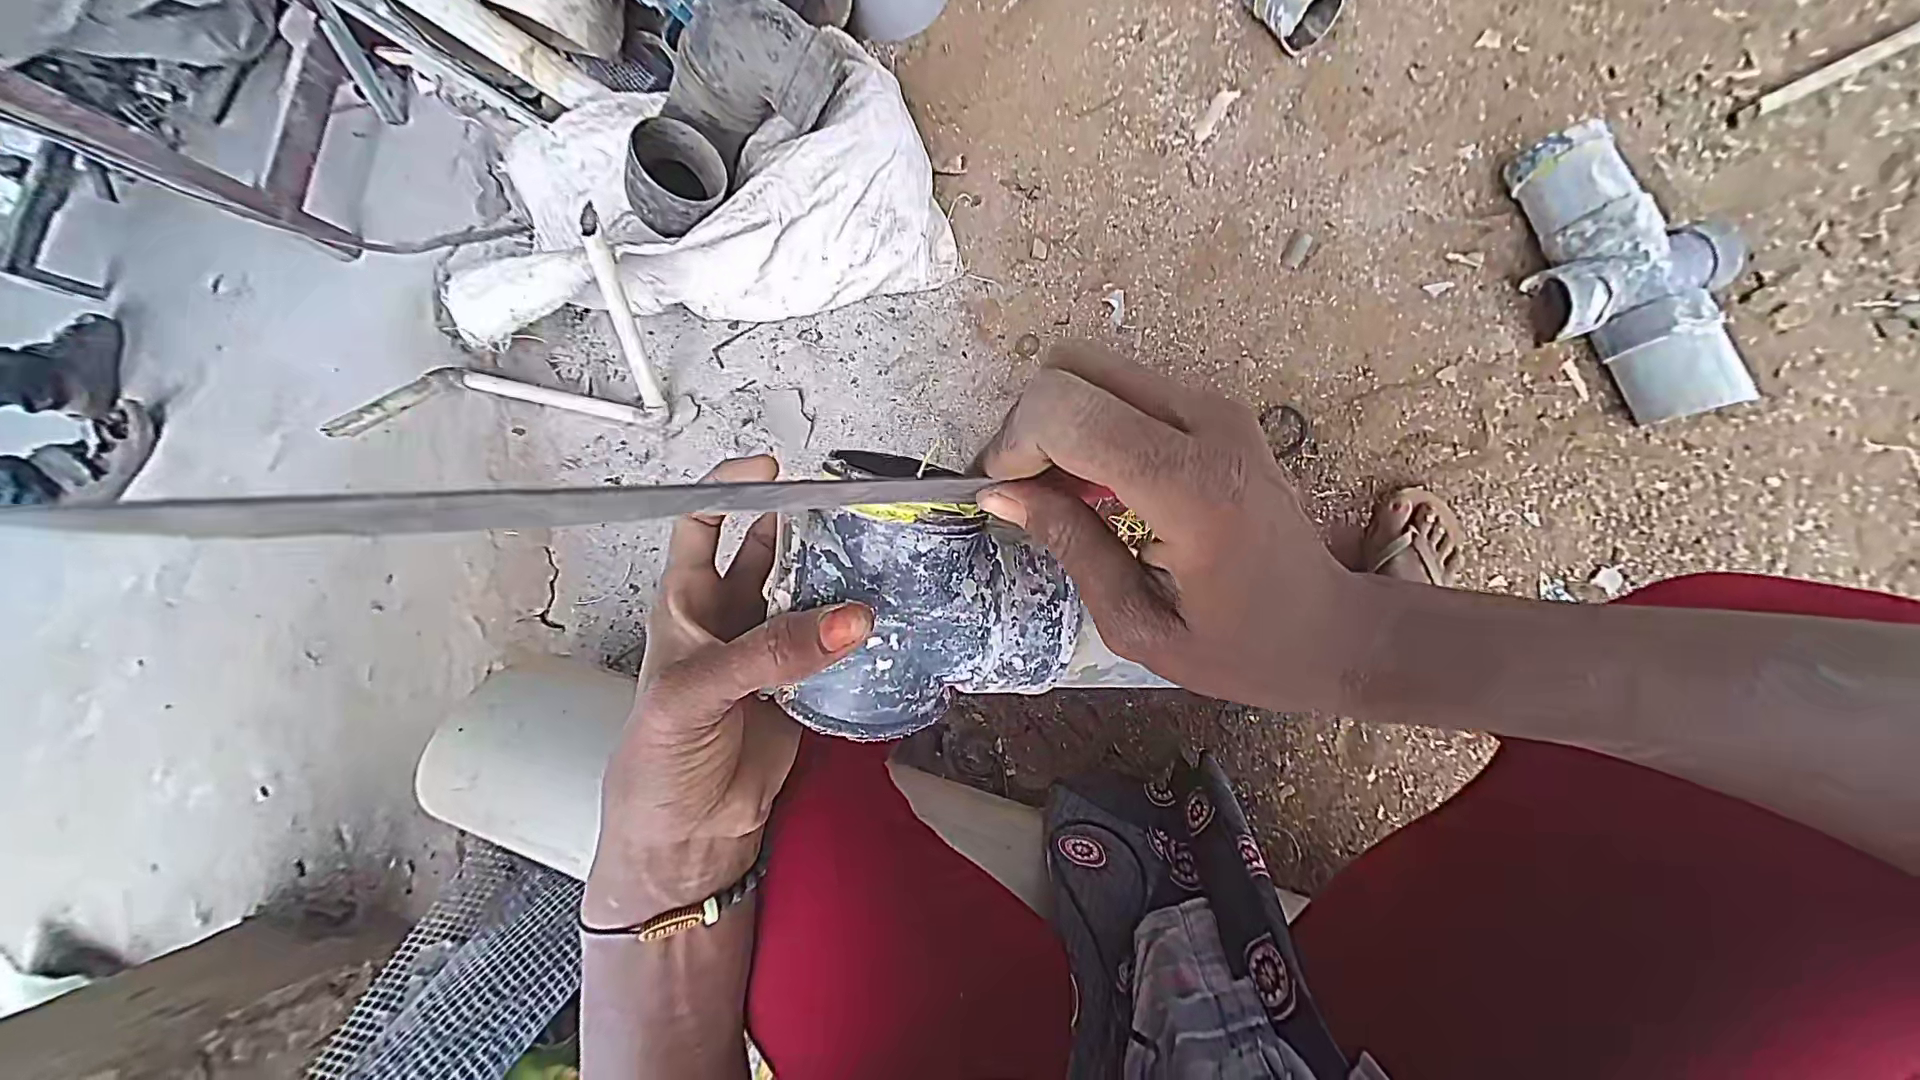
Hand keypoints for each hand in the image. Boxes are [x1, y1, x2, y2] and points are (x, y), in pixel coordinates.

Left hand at [584, 456, 872, 924]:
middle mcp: (726, 619)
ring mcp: (766, 649)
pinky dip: (851, 626)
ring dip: (830, 574)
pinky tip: (873, 614)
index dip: (728, 488)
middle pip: (762, 550)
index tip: (769, 467)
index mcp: (683, 606)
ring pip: (803, 593)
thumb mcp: (696, 694)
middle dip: (794, 524)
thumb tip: (849, 617)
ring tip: (864, 553)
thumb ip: (771, 652)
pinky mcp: (800, 681)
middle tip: (836, 508)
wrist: (688, 838)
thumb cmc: (657, 764)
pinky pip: (830, 639)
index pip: (699, 525)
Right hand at [975, 344, 1357, 712]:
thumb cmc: (1241, 647)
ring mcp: (1215, 405)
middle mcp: (1207, 422)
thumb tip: (1000, 494)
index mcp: (1190, 487)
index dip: (1013, 446)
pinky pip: (1119, 386)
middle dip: (1027, 426)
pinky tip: (1091, 481)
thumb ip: (1070, 546)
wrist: (1332, 627)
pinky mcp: (1214, 406)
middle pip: (1071, 371)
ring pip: (1091, 368)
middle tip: (1022, 489)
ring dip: (1054, 423)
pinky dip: (1085, 423)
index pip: (1068, 413)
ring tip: (1054, 489)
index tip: (1002, 494)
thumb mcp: (1137, 622)